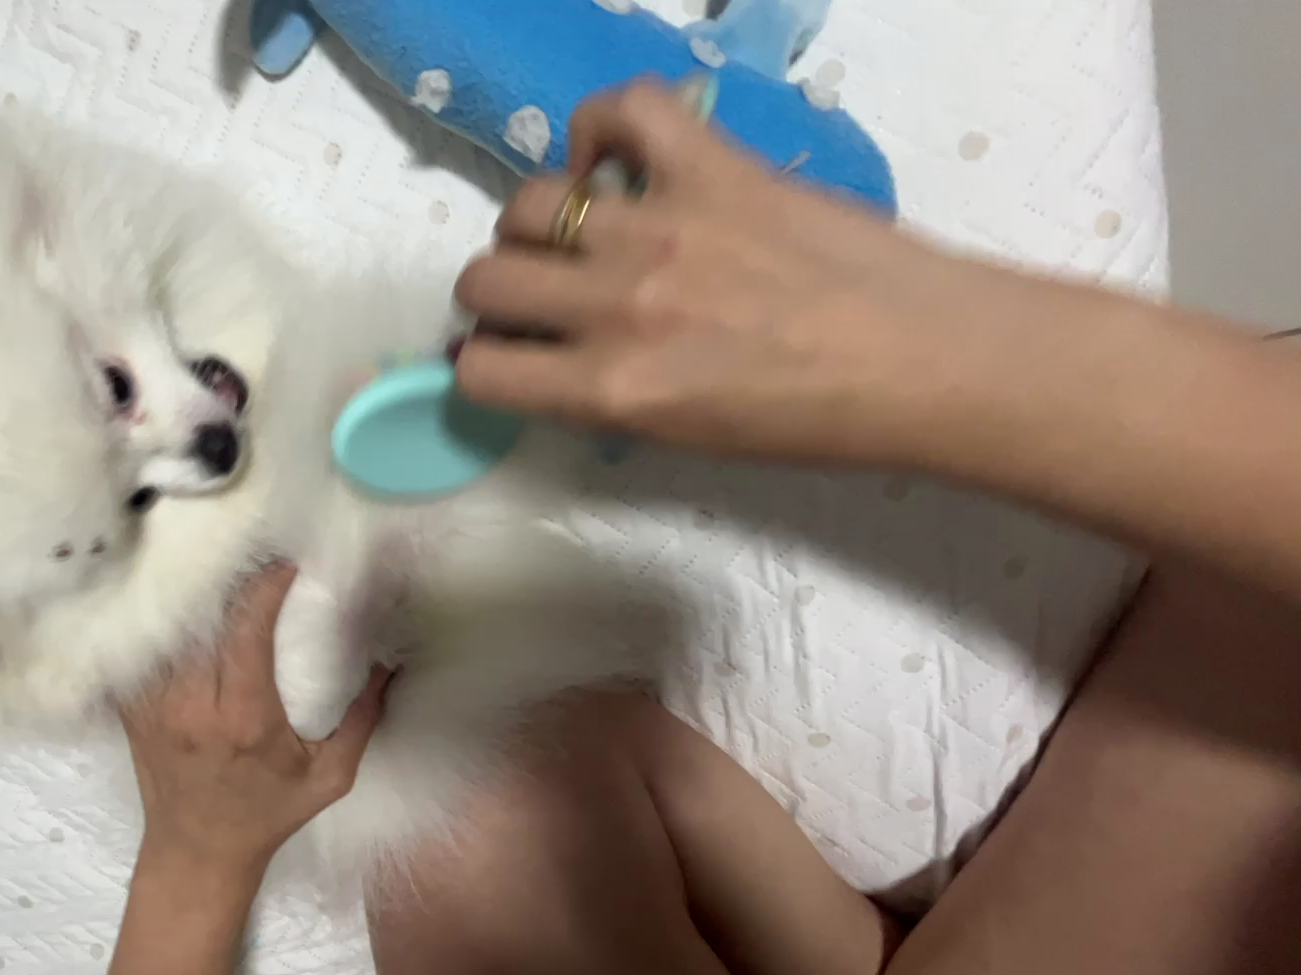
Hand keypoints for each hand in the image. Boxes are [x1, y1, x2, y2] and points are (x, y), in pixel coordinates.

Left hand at [118, 563, 393, 882]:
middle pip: (206, 620)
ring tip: (225, 579)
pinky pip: (146, 650)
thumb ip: (361, 720)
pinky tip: (190, 612)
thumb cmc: (269, 813)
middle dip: (234, 585)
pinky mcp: (132, 708)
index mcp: (243, 719)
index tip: (287, 567)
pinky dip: (169, 626)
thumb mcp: (329, 777)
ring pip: (172, 628)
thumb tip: (389, 664)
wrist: (196, 851)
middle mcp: (191, 706)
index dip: (266, 589)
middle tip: (259, 565)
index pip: (247, 631)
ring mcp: (153, 706)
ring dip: (199, 600)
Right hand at [453, 78, 1012, 468]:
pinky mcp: (713, 166)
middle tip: (533, 299)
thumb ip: (583, 397)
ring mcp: (662, 226)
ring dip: (529, 229)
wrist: (922, 362)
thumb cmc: (794, 422)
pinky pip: (622, 110)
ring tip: (571, 237)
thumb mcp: (667, 437)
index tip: (506, 357)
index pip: (478, 370)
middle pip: (483, 279)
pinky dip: (599, 132)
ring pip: (524, 205)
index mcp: (609, 389)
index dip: (480, 365)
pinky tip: (612, 167)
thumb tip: (526, 359)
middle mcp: (617, 306)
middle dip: (491, 296)